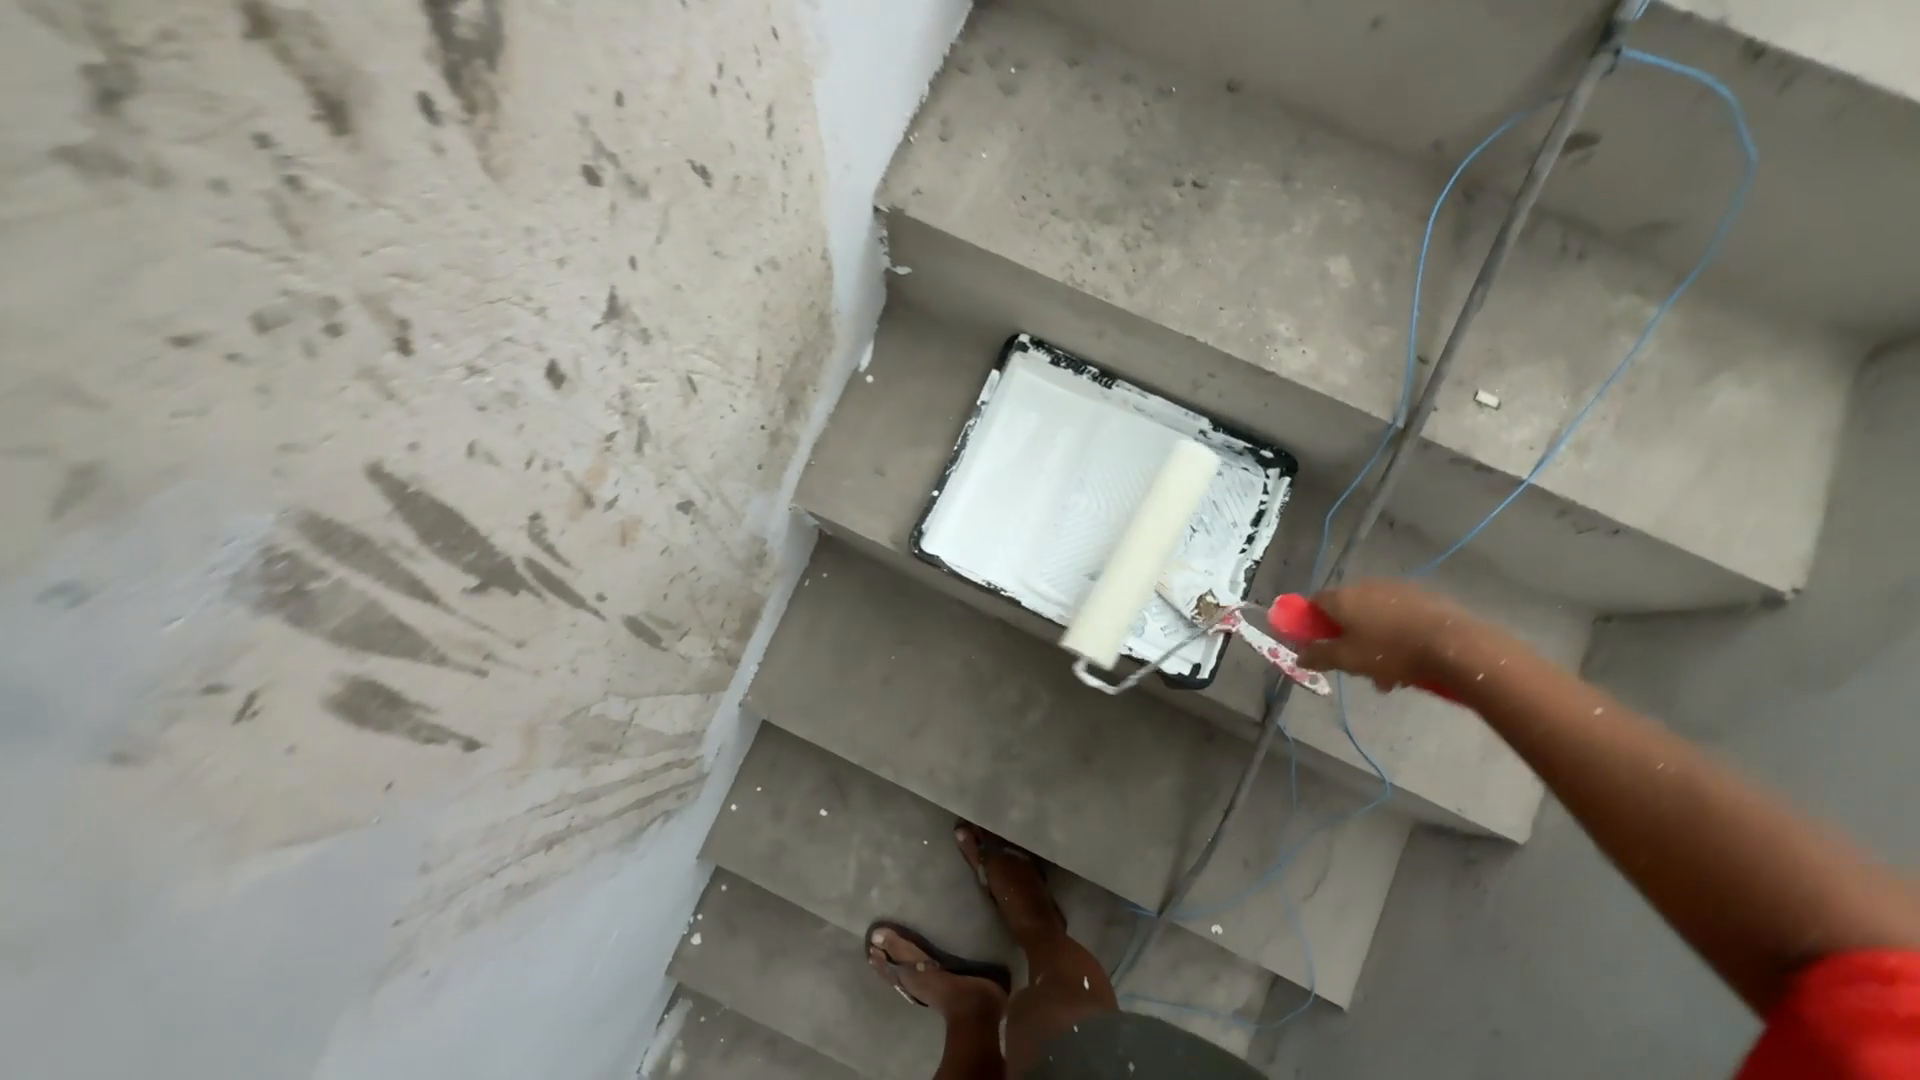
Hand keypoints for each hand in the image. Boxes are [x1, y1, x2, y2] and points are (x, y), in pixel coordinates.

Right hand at [1292, 580, 1477, 692]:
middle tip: (1354, 663)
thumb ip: (1318, 656)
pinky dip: (1396, 634)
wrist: (1454, 645)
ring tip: (1387, 673)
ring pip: (1374, 616)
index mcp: (1343, 597)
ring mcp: (1397, 589)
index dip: (1311, 622)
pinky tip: (1409, 660)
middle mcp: (1366, 586)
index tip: (1317, 643)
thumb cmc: (1391, 652)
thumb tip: (1299, 656)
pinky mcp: (1424, 597)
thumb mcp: (1347, 660)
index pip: (1314, 602)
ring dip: (1373, 640)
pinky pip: (1399, 617)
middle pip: (1346, 610)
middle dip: (1347, 637)